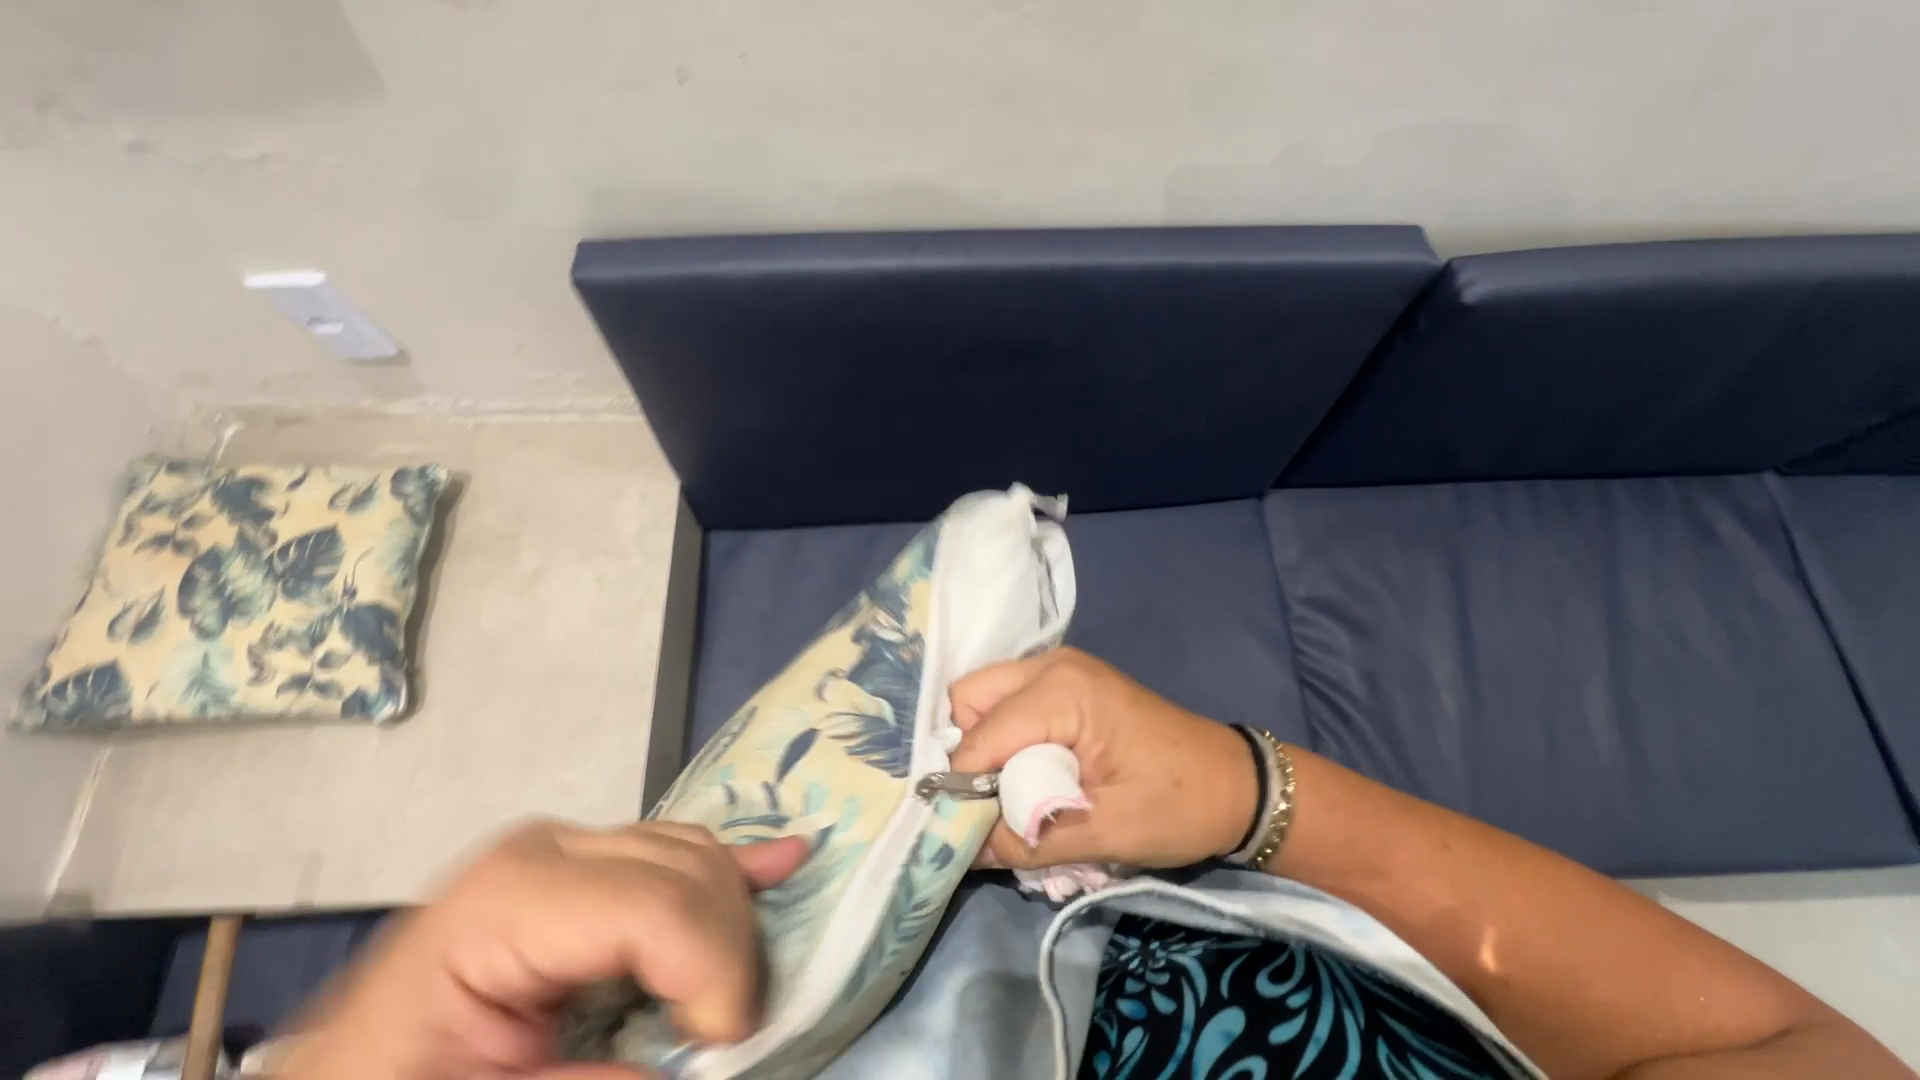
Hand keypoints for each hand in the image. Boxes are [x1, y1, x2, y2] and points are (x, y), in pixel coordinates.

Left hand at [282, 821, 808, 1079]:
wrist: (348, 1077)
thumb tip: (696, 1066)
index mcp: (507, 903)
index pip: (656, 907)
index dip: (712, 974)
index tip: (721, 1049)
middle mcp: (546, 850)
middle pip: (689, 873)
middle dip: (729, 954)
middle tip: (716, 1045)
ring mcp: (570, 848)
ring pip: (698, 857)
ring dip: (732, 926)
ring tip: (717, 1008)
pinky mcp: (588, 863)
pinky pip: (677, 850)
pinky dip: (735, 865)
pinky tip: (784, 861)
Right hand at [948, 648, 1259, 871]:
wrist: (1237, 784)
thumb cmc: (1177, 805)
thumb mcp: (1102, 832)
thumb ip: (1026, 838)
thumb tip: (960, 849)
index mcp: (1062, 692)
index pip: (978, 738)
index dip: (964, 789)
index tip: (967, 833)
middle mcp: (1051, 665)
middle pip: (969, 701)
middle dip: (971, 756)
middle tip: (995, 804)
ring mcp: (1060, 668)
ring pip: (985, 699)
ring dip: (988, 747)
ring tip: (1017, 792)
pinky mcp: (1068, 683)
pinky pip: (1011, 703)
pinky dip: (1008, 738)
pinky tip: (1034, 774)